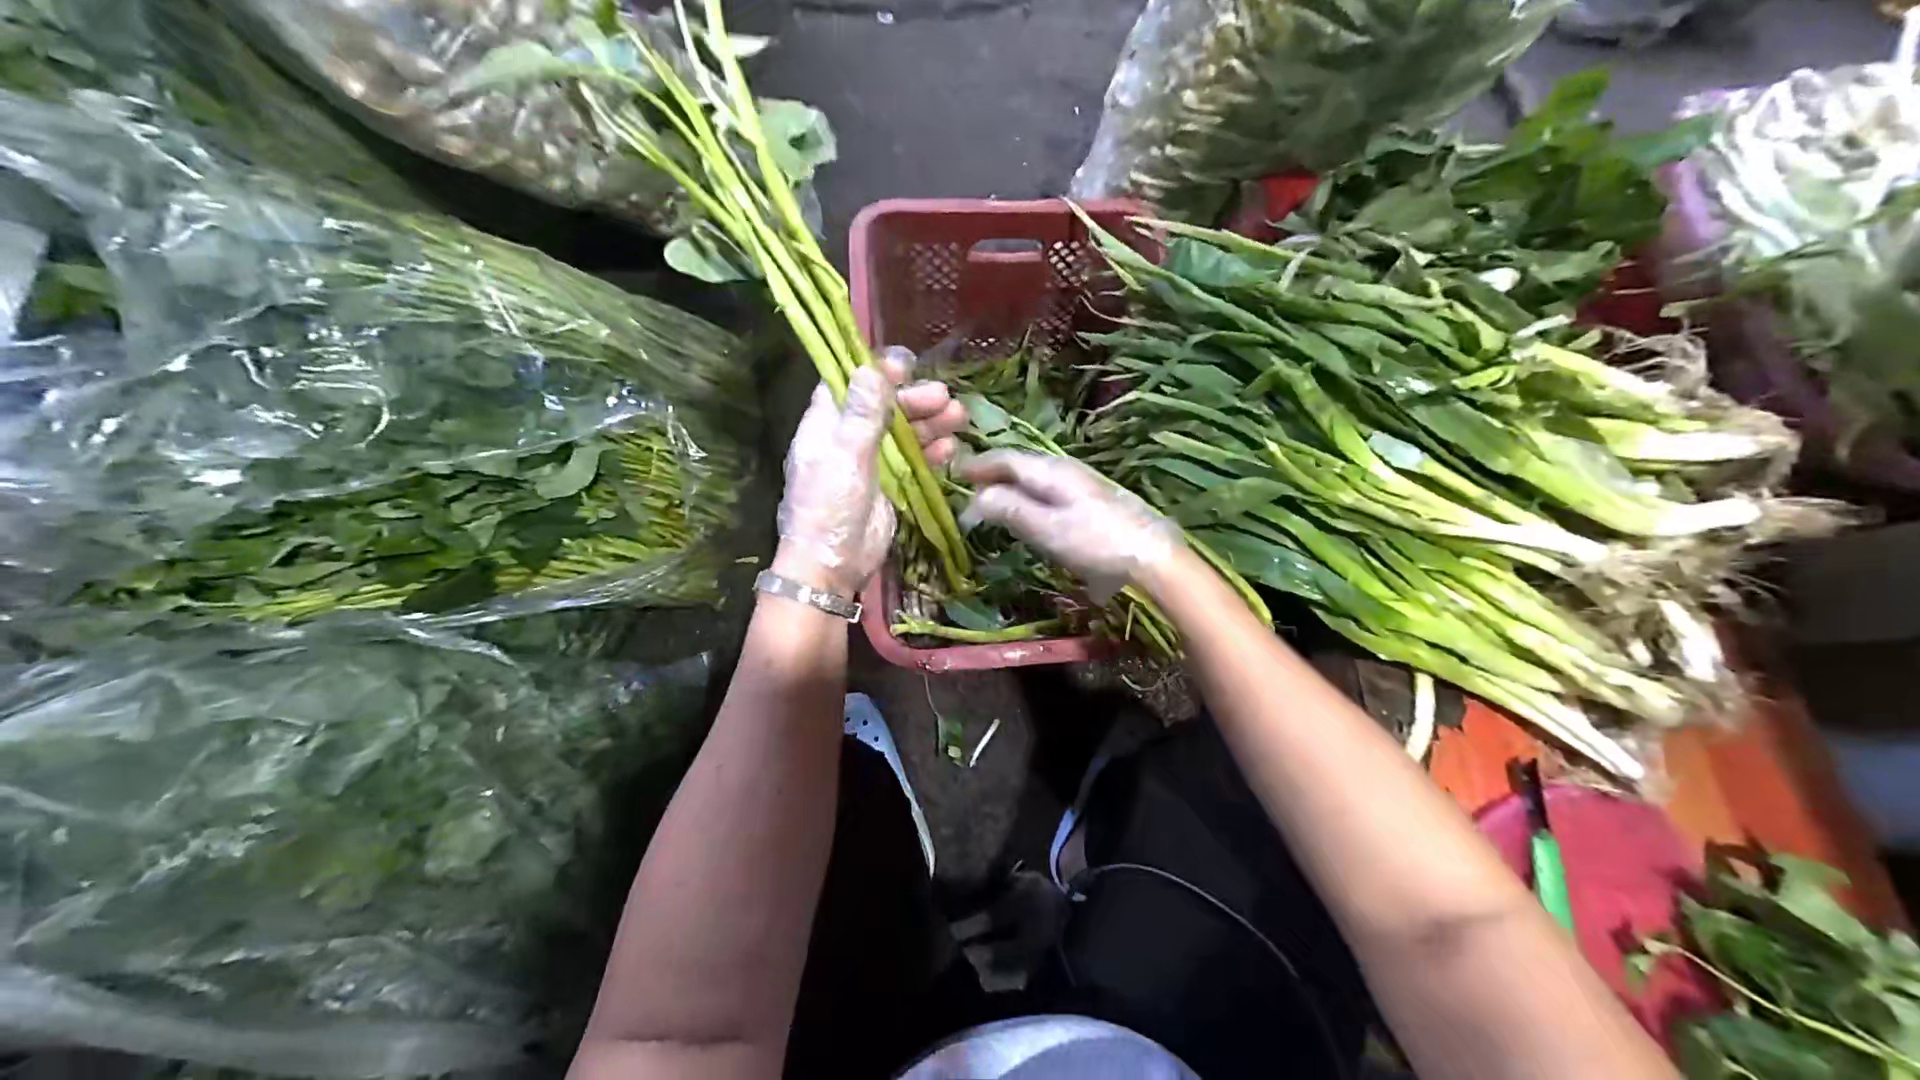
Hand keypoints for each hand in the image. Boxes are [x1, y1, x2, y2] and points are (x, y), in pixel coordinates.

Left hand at [774, 346, 967, 596]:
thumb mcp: (844, 456)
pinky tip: (951, 448)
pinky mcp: (890, 487)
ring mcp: (870, 464)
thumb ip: (861, 414)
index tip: (906, 364)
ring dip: (929, 424)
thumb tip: (871, 367)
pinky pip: (914, 463)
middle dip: (914, 400)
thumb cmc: (829, 507)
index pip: (849, 385)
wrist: (832, 566)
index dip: (876, 371)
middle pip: (884, 408)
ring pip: (903, 434)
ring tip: (958, 417)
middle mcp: (847, 439)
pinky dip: (931, 454)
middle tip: (944, 397)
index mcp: (826, 426)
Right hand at [957, 451, 1183, 600]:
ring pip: (1032, 477)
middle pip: (1019, 464)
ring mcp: (1078, 484)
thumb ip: (1010, 510)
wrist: (1151, 557)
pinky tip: (1023, 512)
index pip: (1006, 458)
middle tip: (966, 487)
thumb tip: (974, 499)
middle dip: (991, 473)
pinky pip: (1045, 490)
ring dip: (1007, 484)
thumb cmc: (1096, 542)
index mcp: (1050, 471)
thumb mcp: (1047, 529)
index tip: (953, 474)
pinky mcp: (1088, 502)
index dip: (978, 465)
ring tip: (987, 499)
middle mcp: (1063, 470)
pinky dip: (1025, 496)